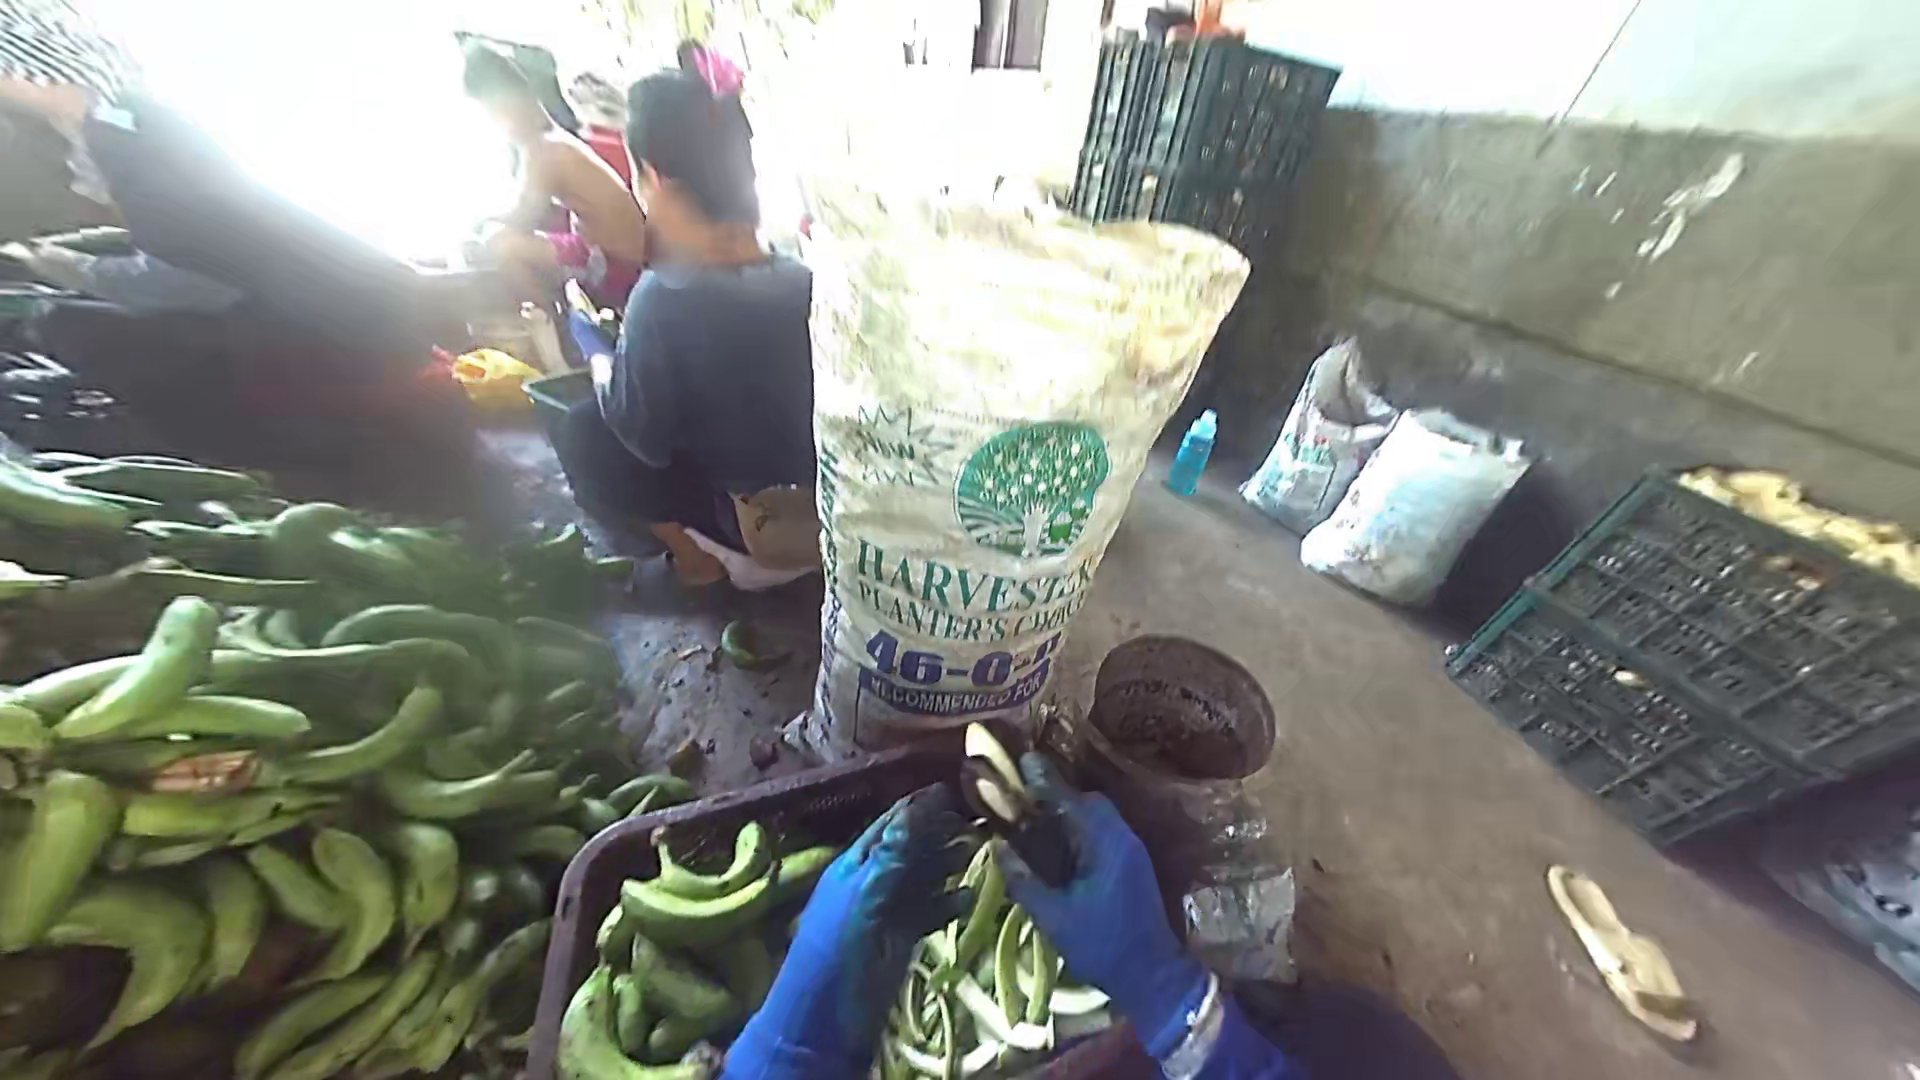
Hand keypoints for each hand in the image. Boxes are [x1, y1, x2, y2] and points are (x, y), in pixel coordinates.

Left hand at [726, 784, 971, 1078]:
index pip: (893, 821)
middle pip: (912, 845)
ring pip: (924, 876)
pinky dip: (948, 902)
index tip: (953, 790)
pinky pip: (929, 910)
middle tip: (974, 821)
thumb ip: (893, 852)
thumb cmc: (839, 948)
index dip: (921, 805)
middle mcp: (874, 877)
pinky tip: (968, 897)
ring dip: (948, 862)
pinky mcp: (902, 936)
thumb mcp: (864, 894)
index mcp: (858, 861)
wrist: (824, 1022)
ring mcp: (888, 907)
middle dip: (941, 831)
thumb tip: (920, 804)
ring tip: (977, 851)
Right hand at [996, 754, 1210, 1058]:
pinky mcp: (1134, 861)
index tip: (1025, 761)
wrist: (1155, 977)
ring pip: (1100, 814)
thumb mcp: (1054, 918)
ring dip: (1073, 811)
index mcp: (1105, 845)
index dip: (1047, 781)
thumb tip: (998, 847)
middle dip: (1061, 796)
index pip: (1072, 801)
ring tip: (1043, 818)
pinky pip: (1106, 829)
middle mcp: (1122, 837)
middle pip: (1090, 801)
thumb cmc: (1102, 946)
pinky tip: (1065, 843)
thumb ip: (1024, 881)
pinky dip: (1084, 826)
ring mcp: (1132, 848)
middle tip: (1031, 799)